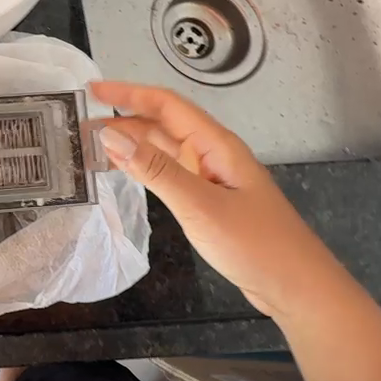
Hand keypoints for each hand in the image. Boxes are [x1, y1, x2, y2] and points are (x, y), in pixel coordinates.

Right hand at [89, 80, 357, 319]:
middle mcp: (212, 153)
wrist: (299, 290)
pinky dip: (143, 167)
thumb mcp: (199, 204)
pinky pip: (169, 172)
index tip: (92, 91)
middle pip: (162, 124)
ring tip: (92, 146)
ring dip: (131, 143)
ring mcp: (212, 177)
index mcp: (215, 144)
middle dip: (123, 120)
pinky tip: (123, 170)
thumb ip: (154, 169)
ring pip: (164, 148)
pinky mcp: (210, 200)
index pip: (165, 104)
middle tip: (81, 127)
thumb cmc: (254, 244)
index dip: (127, 93)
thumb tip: (110, 135)